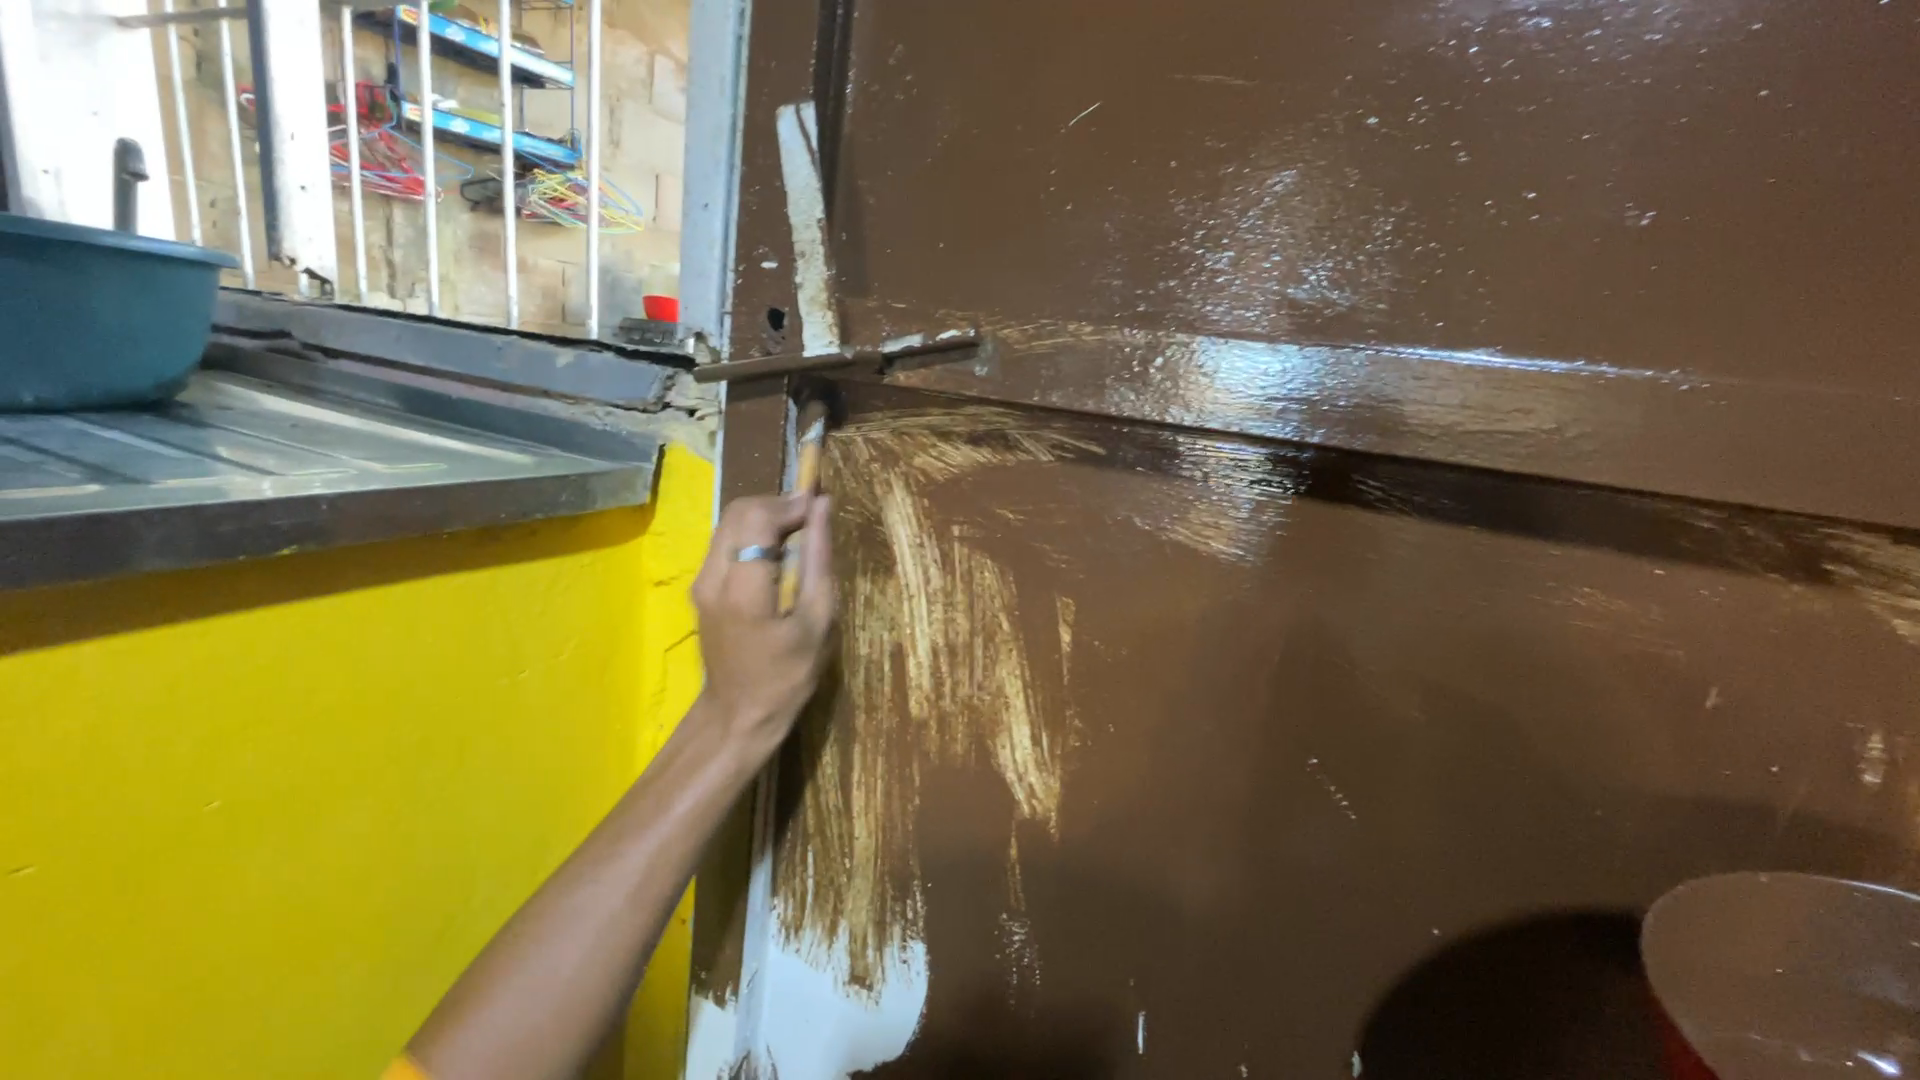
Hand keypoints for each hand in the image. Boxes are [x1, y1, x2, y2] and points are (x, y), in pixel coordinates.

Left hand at [690, 493, 836, 761]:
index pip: (758, 518)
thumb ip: (820, 559)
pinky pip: (725, 542)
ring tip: (798, 535)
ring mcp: (700, 582)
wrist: (739, 715)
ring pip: (729, 523)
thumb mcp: (818, 621)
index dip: (790, 504)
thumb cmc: (787, 677)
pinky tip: (777, 554)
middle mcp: (712, 578)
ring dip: (765, 518)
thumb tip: (822, 506)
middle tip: (811, 519)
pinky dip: (753, 535)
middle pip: (739, 512)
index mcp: (744, 590)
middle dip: (777, 505)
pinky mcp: (700, 587)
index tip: (819, 508)